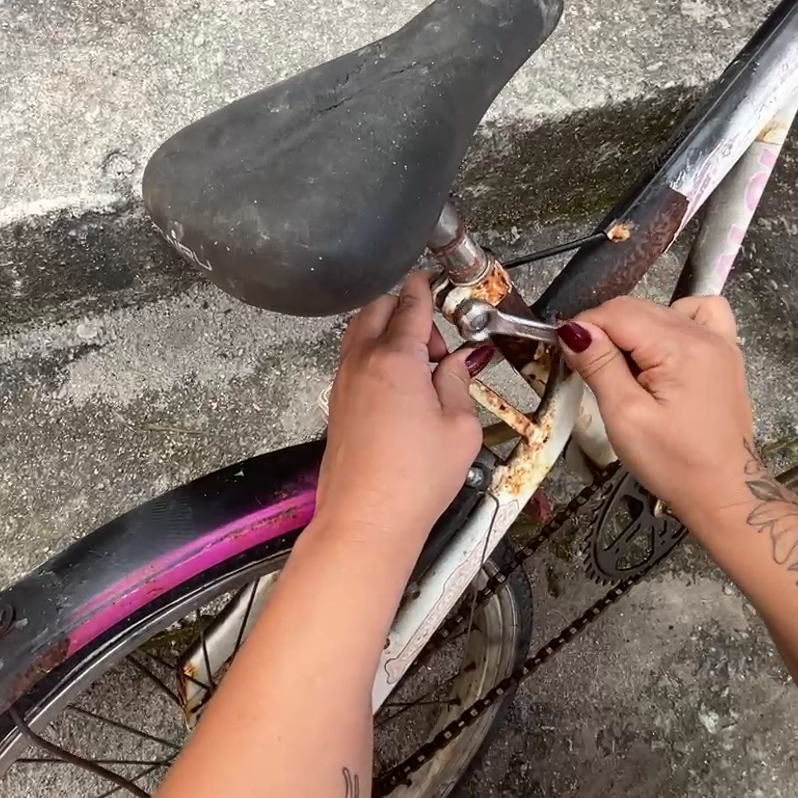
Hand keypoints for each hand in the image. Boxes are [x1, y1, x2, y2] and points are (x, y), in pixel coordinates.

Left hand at [316, 272, 481, 553]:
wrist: (365, 518)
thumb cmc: (413, 479)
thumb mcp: (460, 428)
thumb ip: (458, 384)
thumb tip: (455, 366)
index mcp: (396, 358)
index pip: (410, 305)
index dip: (423, 287)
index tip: (428, 279)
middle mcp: (362, 361)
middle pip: (377, 308)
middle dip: (404, 309)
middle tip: (435, 340)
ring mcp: (344, 380)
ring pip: (360, 331)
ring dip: (387, 331)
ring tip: (420, 366)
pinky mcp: (337, 401)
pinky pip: (353, 358)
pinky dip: (374, 354)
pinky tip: (400, 385)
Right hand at [556, 295, 757, 526]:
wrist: (724, 494)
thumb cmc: (674, 463)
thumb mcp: (624, 416)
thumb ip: (599, 365)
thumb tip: (573, 330)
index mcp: (680, 349)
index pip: (617, 313)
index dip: (585, 328)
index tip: (570, 357)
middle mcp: (704, 335)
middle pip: (636, 307)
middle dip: (604, 329)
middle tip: (590, 368)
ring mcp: (720, 341)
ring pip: (659, 309)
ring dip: (631, 328)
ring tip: (624, 365)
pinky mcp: (725, 353)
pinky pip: (698, 313)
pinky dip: (672, 318)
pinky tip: (660, 346)